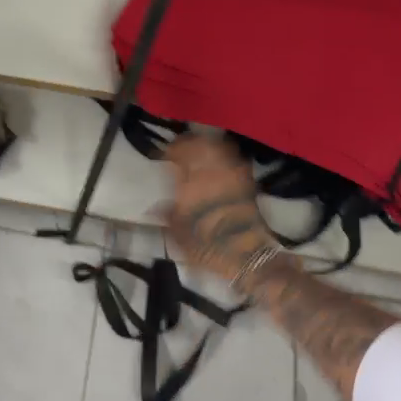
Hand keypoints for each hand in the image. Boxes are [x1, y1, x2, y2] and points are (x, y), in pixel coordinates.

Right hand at [163, 134, 276, 280]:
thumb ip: (165, 215)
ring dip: (208, 148)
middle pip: (202, 145)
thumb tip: (152, 208)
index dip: (172, 150)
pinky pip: (235, 161)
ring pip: (220, 149)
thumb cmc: (208, 246)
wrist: (247, 256)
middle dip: (190, 144)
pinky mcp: (248, 184)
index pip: (180, 153)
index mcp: (192, 182)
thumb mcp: (178, 234)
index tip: (164, 154)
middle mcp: (213, 172)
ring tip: (200, 154)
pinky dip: (225, 160)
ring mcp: (233, 175)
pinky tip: (220, 168)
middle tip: (182, 149)